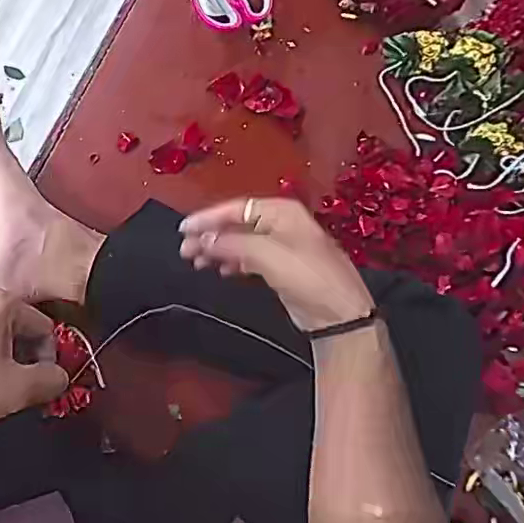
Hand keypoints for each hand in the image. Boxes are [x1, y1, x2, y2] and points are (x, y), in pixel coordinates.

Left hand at [0, 291, 67, 447]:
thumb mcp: (18, 390)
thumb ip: (52, 379)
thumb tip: (60, 377)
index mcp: (0, 303)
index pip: (46, 327)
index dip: (50, 359)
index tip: (46, 383)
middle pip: (23, 331)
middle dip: (28, 363)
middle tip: (23, 392)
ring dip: (6, 367)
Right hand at [180, 197, 375, 331]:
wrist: (340, 315)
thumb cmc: (308, 277)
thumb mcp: (268, 256)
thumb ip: (233, 244)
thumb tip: (202, 238)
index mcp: (281, 211)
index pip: (236, 208)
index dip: (208, 218)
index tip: (183, 229)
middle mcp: (281, 223)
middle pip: (236, 223)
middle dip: (210, 235)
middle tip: (185, 250)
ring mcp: (281, 245)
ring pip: (240, 241)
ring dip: (218, 249)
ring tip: (196, 261)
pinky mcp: (281, 266)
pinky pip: (248, 257)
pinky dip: (231, 261)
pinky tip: (219, 270)